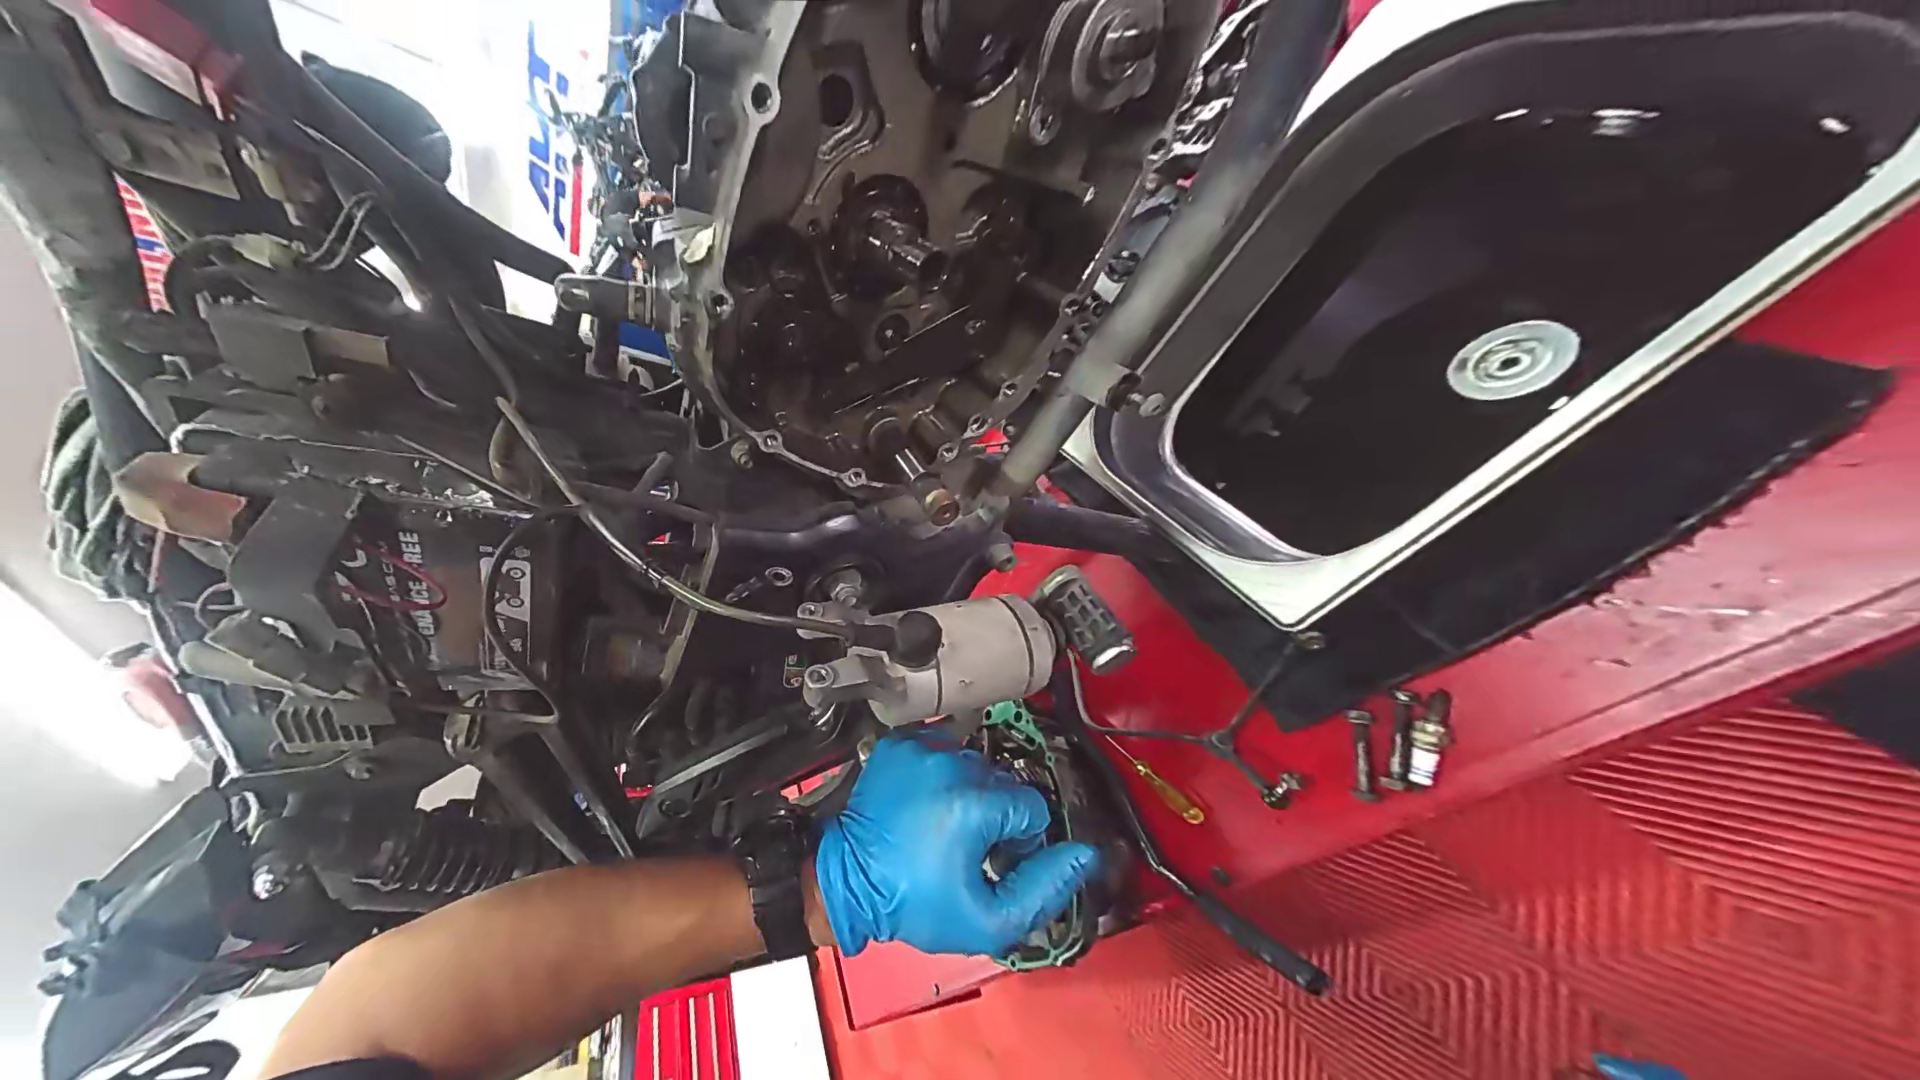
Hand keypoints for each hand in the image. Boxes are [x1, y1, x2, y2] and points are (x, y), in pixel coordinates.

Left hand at [812, 733, 1101, 956]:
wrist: (849, 881)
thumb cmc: (912, 900)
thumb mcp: (988, 919)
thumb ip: (1045, 888)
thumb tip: (1082, 855)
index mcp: (975, 803)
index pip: (1032, 806)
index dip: (1020, 838)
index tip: (995, 855)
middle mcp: (951, 765)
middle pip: (1004, 781)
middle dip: (996, 812)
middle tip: (968, 842)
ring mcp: (922, 749)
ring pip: (974, 762)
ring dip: (969, 788)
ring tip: (944, 821)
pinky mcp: (901, 743)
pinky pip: (941, 746)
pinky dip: (941, 769)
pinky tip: (927, 797)